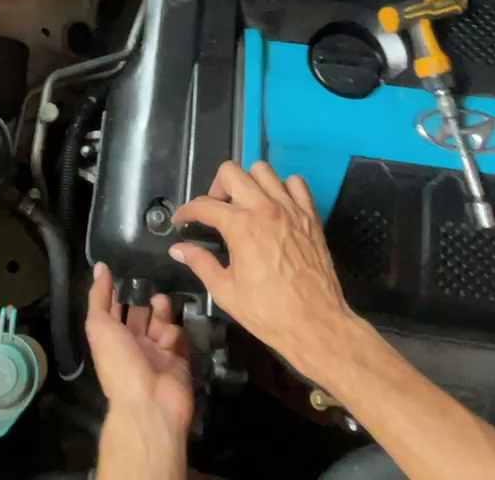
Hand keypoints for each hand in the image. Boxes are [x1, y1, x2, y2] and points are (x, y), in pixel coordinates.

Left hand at [85, 262, 193, 433]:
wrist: (149, 404)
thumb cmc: (118, 362)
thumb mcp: (99, 325)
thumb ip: (99, 296)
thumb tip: (100, 266)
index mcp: (113, 339)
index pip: (116, 309)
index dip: (120, 290)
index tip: (129, 266)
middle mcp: (134, 345)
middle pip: (141, 314)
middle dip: (145, 298)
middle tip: (153, 280)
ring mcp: (157, 353)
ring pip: (161, 322)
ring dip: (161, 310)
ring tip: (161, 303)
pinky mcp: (179, 360)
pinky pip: (179, 338)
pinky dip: (176, 332)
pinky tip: (171, 331)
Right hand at [169, 160, 360, 376]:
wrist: (316, 324)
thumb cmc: (268, 311)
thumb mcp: (225, 291)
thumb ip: (200, 263)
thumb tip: (178, 249)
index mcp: (240, 226)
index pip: (204, 205)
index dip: (186, 211)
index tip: (181, 221)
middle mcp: (264, 207)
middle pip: (231, 172)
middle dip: (216, 188)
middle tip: (216, 210)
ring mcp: (290, 208)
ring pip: (263, 170)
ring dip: (248, 183)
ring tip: (246, 205)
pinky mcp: (311, 215)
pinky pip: (296, 183)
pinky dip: (283, 187)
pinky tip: (276, 206)